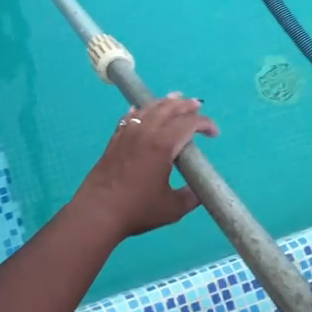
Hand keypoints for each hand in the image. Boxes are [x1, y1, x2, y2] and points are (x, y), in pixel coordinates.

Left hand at [67, 93, 218, 238]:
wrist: (97, 212)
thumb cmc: (137, 210)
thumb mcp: (173, 208)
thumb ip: (191, 197)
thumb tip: (201, 192)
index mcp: (163, 145)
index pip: (189, 123)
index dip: (205, 124)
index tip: (214, 134)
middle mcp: (146, 132)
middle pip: (169, 108)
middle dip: (186, 105)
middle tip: (197, 106)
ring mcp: (127, 133)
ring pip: (149, 108)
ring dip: (164, 102)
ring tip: (174, 98)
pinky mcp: (114, 140)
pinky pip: (130, 117)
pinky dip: (140, 111)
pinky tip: (140, 110)